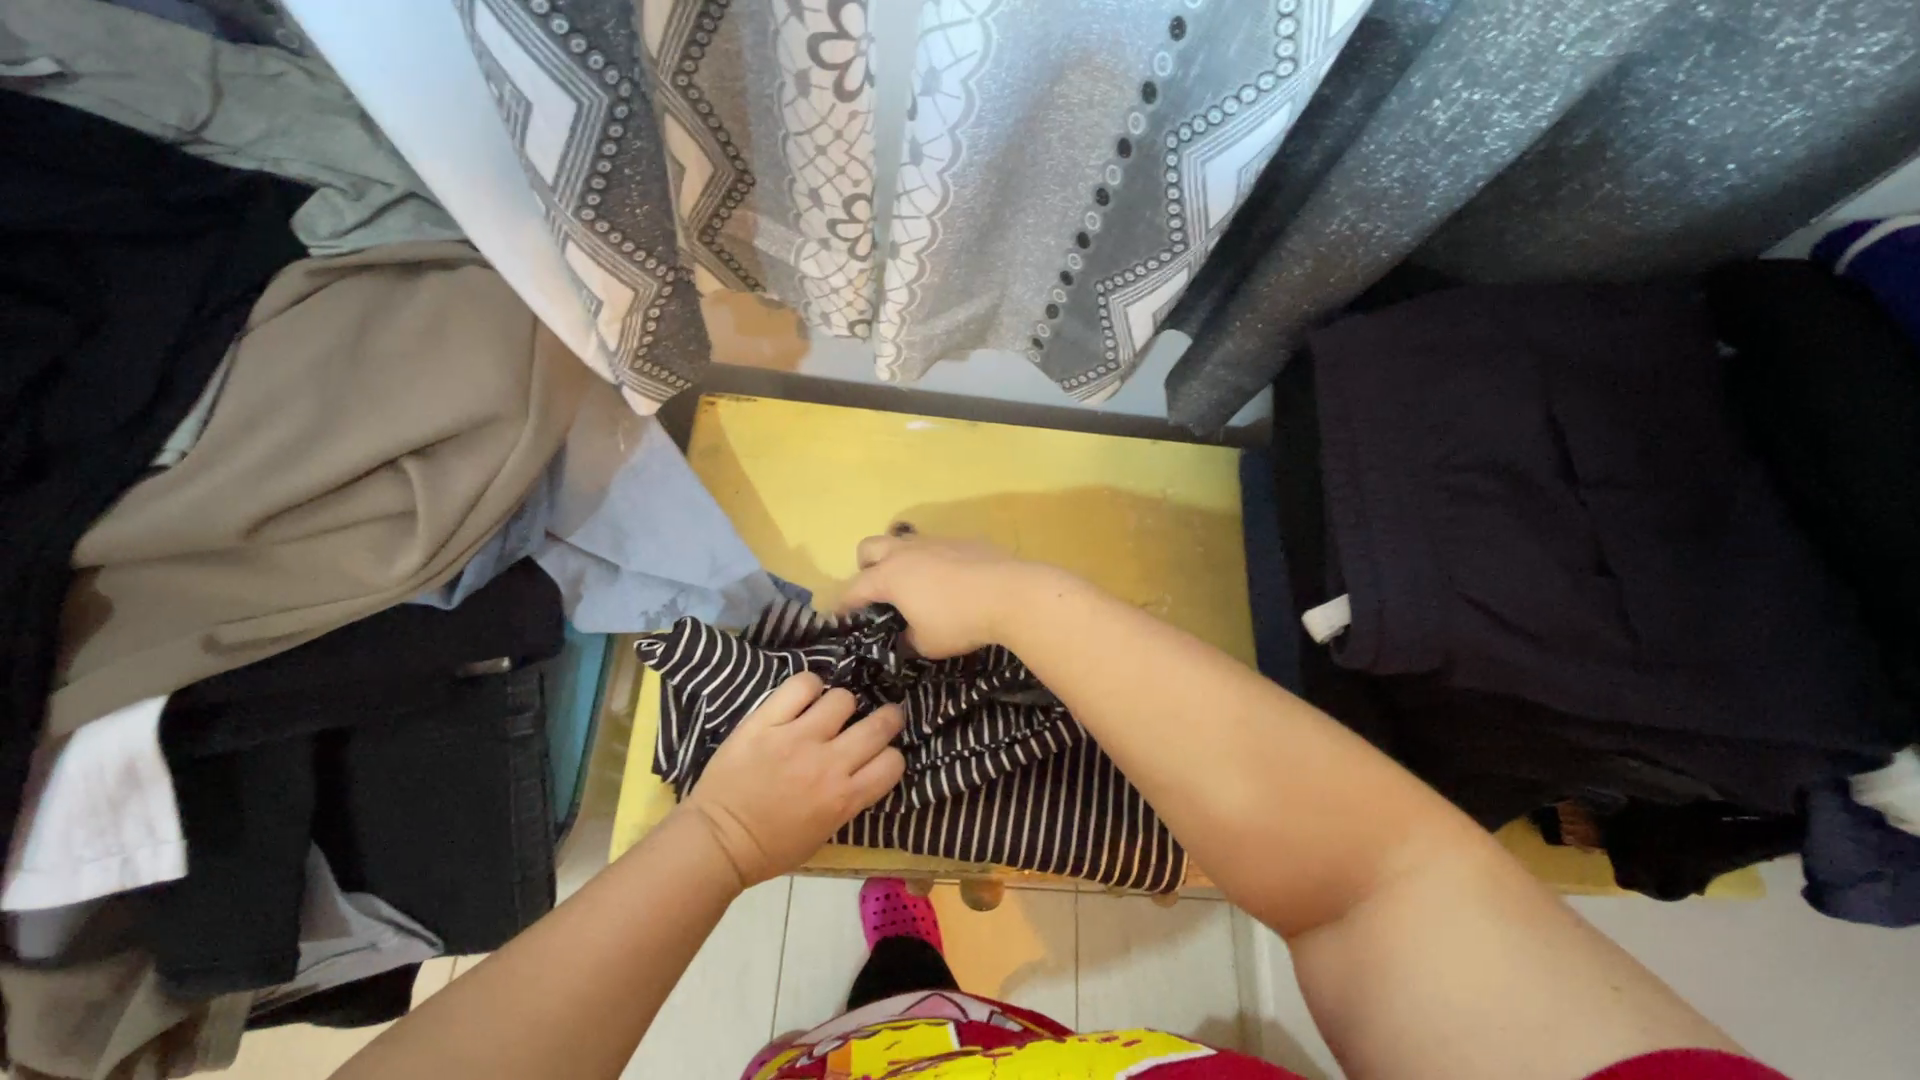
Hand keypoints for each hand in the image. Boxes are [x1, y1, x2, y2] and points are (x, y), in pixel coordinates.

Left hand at [682, 673, 904, 886]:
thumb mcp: (824, 834)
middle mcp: (827, 764)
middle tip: (881, 717)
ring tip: (830, 711)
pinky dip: (809, 687)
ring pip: (842, 699)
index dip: (891, 755)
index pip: (892, 762)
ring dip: (842, 705)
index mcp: (844, 798)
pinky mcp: (765, 722)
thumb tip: (862, 768)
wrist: (717, 841)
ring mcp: (795, 738)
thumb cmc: (771, 848)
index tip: (881, 754)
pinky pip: (801, 685)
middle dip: (887, 718)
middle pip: (878, 726)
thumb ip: (848, 799)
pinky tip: (805, 697)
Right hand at [837, 531, 1063, 657]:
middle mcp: (907, 551)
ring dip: (901, 560)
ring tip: (916, 586)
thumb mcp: (926, 644)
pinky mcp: (964, 540)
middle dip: (866, 568)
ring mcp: (936, 541)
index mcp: (890, 576)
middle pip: (870, 547)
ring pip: (905, 541)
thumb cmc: (960, 621)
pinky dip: (935, 561)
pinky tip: (952, 581)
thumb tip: (906, 635)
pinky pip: (938, 546)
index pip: (854, 588)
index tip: (840, 618)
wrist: (1011, 593)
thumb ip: (908, 639)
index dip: (844, 605)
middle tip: (878, 592)